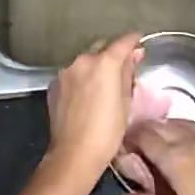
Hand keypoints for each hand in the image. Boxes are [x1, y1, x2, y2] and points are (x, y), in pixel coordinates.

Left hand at [44, 34, 142, 179]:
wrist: (73, 155)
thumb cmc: (107, 132)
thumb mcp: (126, 103)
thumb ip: (128, 74)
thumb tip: (133, 55)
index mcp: (104, 63)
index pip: (123, 42)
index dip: (133, 40)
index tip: (139, 41)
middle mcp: (83, 60)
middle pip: (102, 48)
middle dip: (113, 54)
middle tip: (123, 68)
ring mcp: (66, 71)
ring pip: (85, 60)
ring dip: (96, 66)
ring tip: (103, 84)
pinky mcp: (54, 84)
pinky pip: (73, 73)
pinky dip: (82, 77)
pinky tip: (86, 94)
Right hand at [118, 119, 194, 194]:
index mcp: (177, 159)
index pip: (145, 136)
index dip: (128, 138)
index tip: (118, 148)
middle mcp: (193, 142)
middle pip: (160, 126)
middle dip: (142, 132)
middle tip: (131, 149)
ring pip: (179, 123)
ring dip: (161, 128)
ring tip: (152, 144)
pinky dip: (182, 129)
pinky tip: (182, 142)